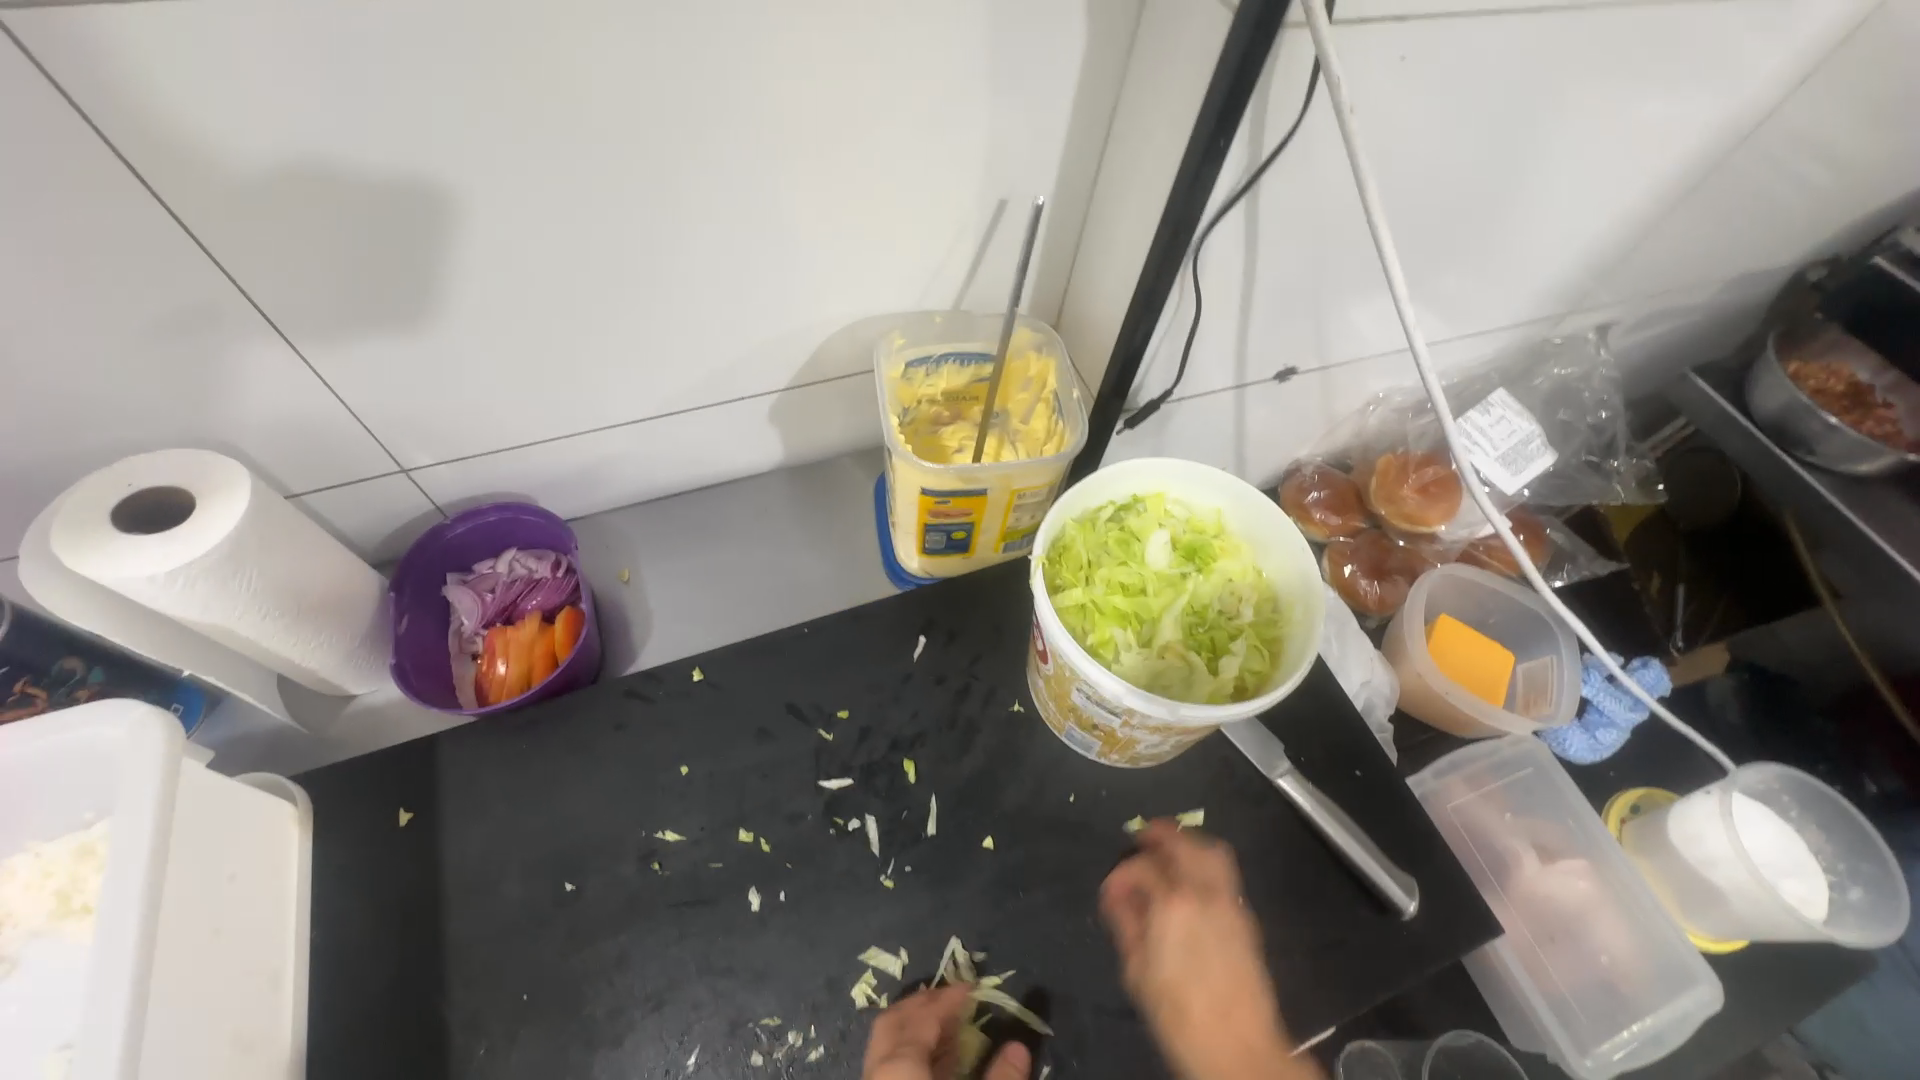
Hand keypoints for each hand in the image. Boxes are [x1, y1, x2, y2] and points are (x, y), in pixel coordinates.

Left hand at [862, 984, 1032, 1079]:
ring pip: (886, 1045)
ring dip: (915, 1028)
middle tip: (953, 995)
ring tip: (948, 1024)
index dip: (949, 999)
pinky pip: (887, 1066)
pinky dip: (910, 1052)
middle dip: (923, 1003)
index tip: (972, 985)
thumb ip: (1000, 1079)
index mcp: (899, 1066)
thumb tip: (1020, 1047)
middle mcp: (876, 1070)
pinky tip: (935, 1061)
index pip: (923, 1018)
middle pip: (893, 1022)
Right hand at [1100, 821, 1315, 1079]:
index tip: (1111, 890)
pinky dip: (1206, 862)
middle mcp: (1205, 892)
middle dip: (1158, 834)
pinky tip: (1191, 880)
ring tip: (1169, 849)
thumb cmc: (1178, 1015)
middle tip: (1140, 838)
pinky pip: (1225, 872)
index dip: (1121, 873)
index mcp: (1172, 904)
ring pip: (1212, 850)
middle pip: (1183, 842)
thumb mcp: (1137, 972)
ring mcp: (1231, 902)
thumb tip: (1116, 895)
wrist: (1239, 1048)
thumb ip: (1125, 923)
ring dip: (1188, 842)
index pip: (1141, 866)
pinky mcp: (1246, 917)